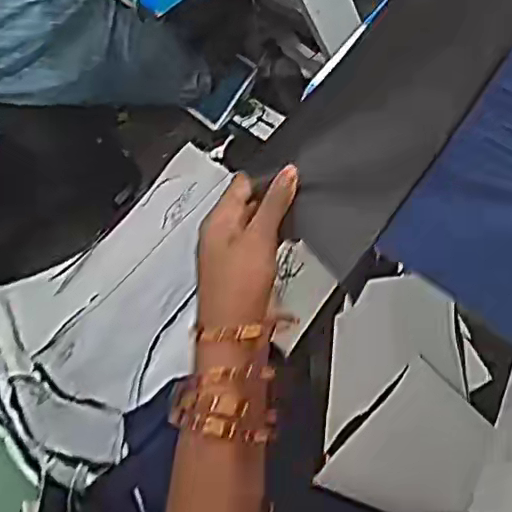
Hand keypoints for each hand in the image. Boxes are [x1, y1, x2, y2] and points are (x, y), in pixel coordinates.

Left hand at [197, 166, 297, 332]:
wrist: (235, 337)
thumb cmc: (236, 291)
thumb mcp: (261, 236)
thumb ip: (275, 202)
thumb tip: (287, 174)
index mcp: (217, 220)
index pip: (242, 182)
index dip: (267, 176)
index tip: (290, 176)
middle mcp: (219, 234)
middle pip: (248, 202)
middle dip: (272, 198)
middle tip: (294, 199)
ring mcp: (229, 253)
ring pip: (255, 223)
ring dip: (273, 220)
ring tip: (291, 222)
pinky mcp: (242, 271)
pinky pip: (259, 244)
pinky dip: (273, 240)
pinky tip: (283, 245)